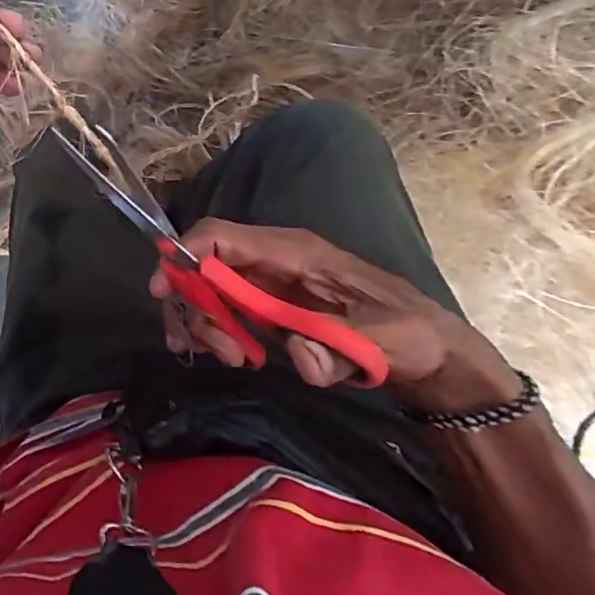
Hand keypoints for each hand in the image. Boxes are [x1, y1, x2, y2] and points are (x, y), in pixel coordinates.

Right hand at [148, 220, 520, 412]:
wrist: (430, 352)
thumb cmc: (411, 334)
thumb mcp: (388, 342)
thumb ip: (342, 351)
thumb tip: (299, 358)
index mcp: (293, 252)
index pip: (221, 236)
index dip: (185, 254)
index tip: (164, 291)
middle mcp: (269, 261)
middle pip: (202, 265)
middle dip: (192, 304)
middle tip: (205, 348)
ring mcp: (265, 283)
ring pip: (206, 289)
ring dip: (203, 323)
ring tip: (232, 359)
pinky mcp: (265, 306)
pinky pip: (221, 308)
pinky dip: (211, 329)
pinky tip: (230, 354)